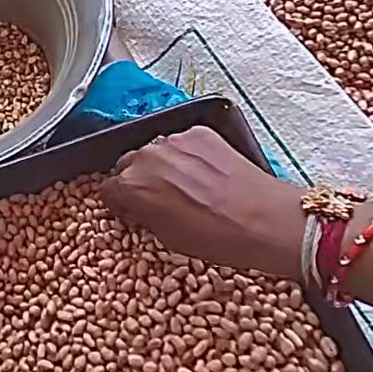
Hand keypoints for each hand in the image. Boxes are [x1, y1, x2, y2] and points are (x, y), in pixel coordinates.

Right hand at [100, 126, 307, 278]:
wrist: (264, 219)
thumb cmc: (218, 236)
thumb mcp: (168, 238)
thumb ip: (145, 215)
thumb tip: (141, 207)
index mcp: (132, 186)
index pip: (108, 187)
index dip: (118, 201)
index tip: (127, 207)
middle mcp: (148, 157)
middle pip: (128, 164)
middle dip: (137, 180)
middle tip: (155, 198)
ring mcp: (175, 141)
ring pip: (155, 151)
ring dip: (161, 166)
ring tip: (184, 186)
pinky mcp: (200, 133)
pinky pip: (181, 142)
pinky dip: (186, 155)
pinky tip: (203, 175)